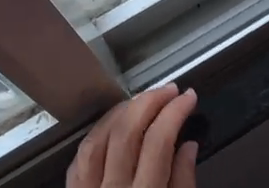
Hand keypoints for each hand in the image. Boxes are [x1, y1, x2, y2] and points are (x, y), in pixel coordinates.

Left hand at [67, 84, 198, 187]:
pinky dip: (98, 133)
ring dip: (122, 111)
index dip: (175, 112)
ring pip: (98, 138)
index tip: (188, 96)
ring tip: (143, 101)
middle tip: (169, 90)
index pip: (158, 142)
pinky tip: (114, 124)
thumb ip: (184, 183)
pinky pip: (79, 157)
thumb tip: (188, 144)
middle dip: (149, 102)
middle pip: (126, 133)